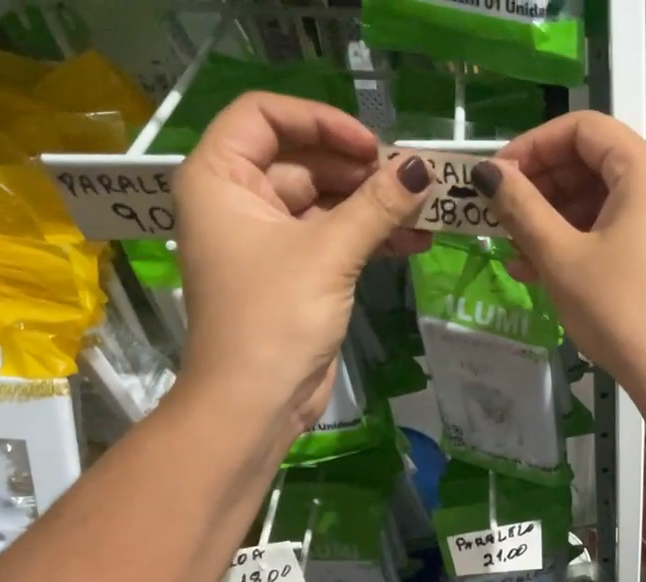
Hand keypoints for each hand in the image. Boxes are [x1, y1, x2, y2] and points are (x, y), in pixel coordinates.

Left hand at [172, 92, 433, 437]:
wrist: (256, 399)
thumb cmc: (275, 317)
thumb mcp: (329, 254)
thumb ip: (377, 206)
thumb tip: (422, 168)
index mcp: (221, 178)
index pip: (265, 117)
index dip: (321, 121)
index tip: (373, 146)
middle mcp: (239, 199)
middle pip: (303, 159)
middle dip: (360, 170)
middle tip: (412, 182)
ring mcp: (269, 238)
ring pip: (327, 201)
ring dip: (374, 206)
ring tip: (424, 213)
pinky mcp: (297, 272)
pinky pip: (336, 237)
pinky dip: (371, 236)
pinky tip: (414, 240)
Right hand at [476, 113, 645, 408]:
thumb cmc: (619, 312)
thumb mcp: (560, 257)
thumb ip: (521, 207)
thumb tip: (489, 172)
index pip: (583, 128)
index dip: (533, 144)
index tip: (498, 176)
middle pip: (595, 161)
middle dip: (543, 185)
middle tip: (503, 215)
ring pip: (604, 200)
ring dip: (556, 219)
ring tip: (515, 251)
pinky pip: (620, 229)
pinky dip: (582, 241)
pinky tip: (542, 270)